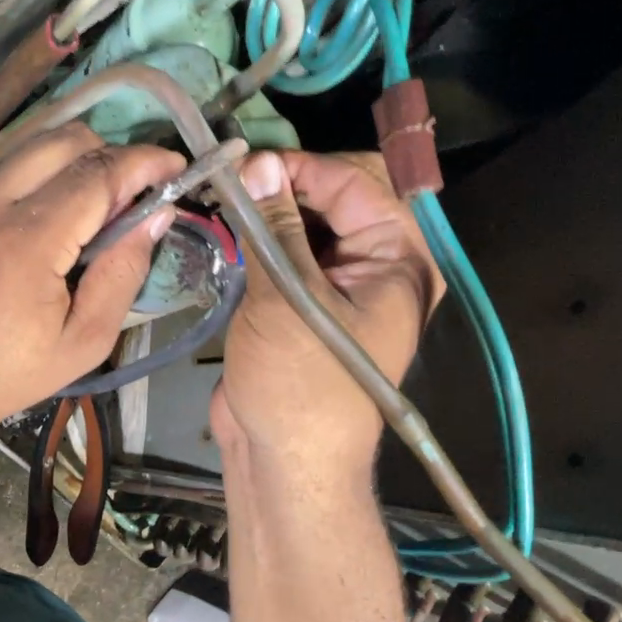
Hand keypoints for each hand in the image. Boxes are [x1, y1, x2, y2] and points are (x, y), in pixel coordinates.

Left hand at [0, 123, 182, 451]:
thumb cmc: (5, 375)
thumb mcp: (82, 343)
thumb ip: (123, 274)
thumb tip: (156, 215)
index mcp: (27, 242)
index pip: (99, 173)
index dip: (145, 163)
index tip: (176, 166)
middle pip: (68, 140)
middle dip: (113, 156)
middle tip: (134, 196)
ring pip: (36, 142)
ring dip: (78, 157)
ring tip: (97, 204)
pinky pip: (9, 163)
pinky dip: (43, 169)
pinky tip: (54, 210)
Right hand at [213, 150, 443, 479]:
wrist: (284, 457)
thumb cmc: (300, 382)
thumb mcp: (289, 299)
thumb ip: (276, 228)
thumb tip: (258, 164)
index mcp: (398, 261)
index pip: (356, 185)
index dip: (303, 168)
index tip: (247, 164)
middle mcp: (376, 267)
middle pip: (335, 200)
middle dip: (285, 185)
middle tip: (232, 181)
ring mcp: (337, 287)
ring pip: (306, 226)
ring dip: (268, 211)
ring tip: (223, 200)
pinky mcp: (302, 305)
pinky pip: (286, 256)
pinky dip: (259, 241)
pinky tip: (228, 232)